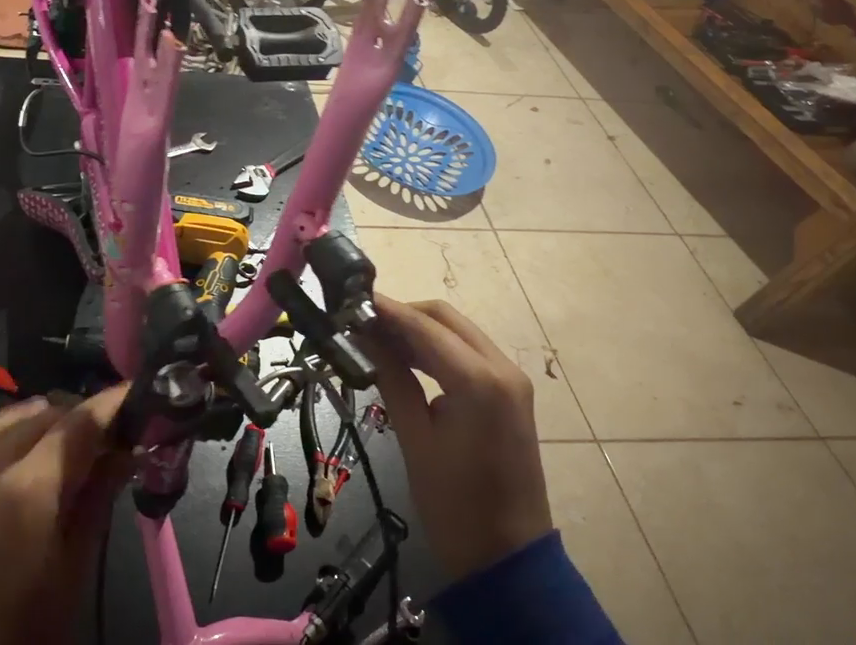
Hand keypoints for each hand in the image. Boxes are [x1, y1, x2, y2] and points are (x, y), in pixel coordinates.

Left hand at [0, 385, 131, 644]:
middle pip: (45, 415)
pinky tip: (33, 445)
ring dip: (49, 419)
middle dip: (85, 415)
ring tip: (80, 439)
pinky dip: (13, 429)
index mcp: (25, 491)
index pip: (78, 424)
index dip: (113, 404)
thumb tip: (126, 453)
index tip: (142, 394)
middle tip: (120, 433)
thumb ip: (97, 501)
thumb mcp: (73, 571)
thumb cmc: (24, 632)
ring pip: (12, 419)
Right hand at [364, 295, 552, 579]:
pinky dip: (436, 349)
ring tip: (371, 337)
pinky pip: (468, 354)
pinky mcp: (510, 394)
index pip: (423, 326)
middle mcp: (502, 368)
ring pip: (457, 332)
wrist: (508, 557)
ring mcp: (511, 380)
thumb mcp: (415, 439)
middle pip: (444, 318)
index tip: (345, 299)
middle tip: (356, 322)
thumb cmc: (454, 504)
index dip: (383, 309)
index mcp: (479, 381)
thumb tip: (362, 335)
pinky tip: (404, 359)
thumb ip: (391, 377)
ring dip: (417, 330)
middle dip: (400, 314)